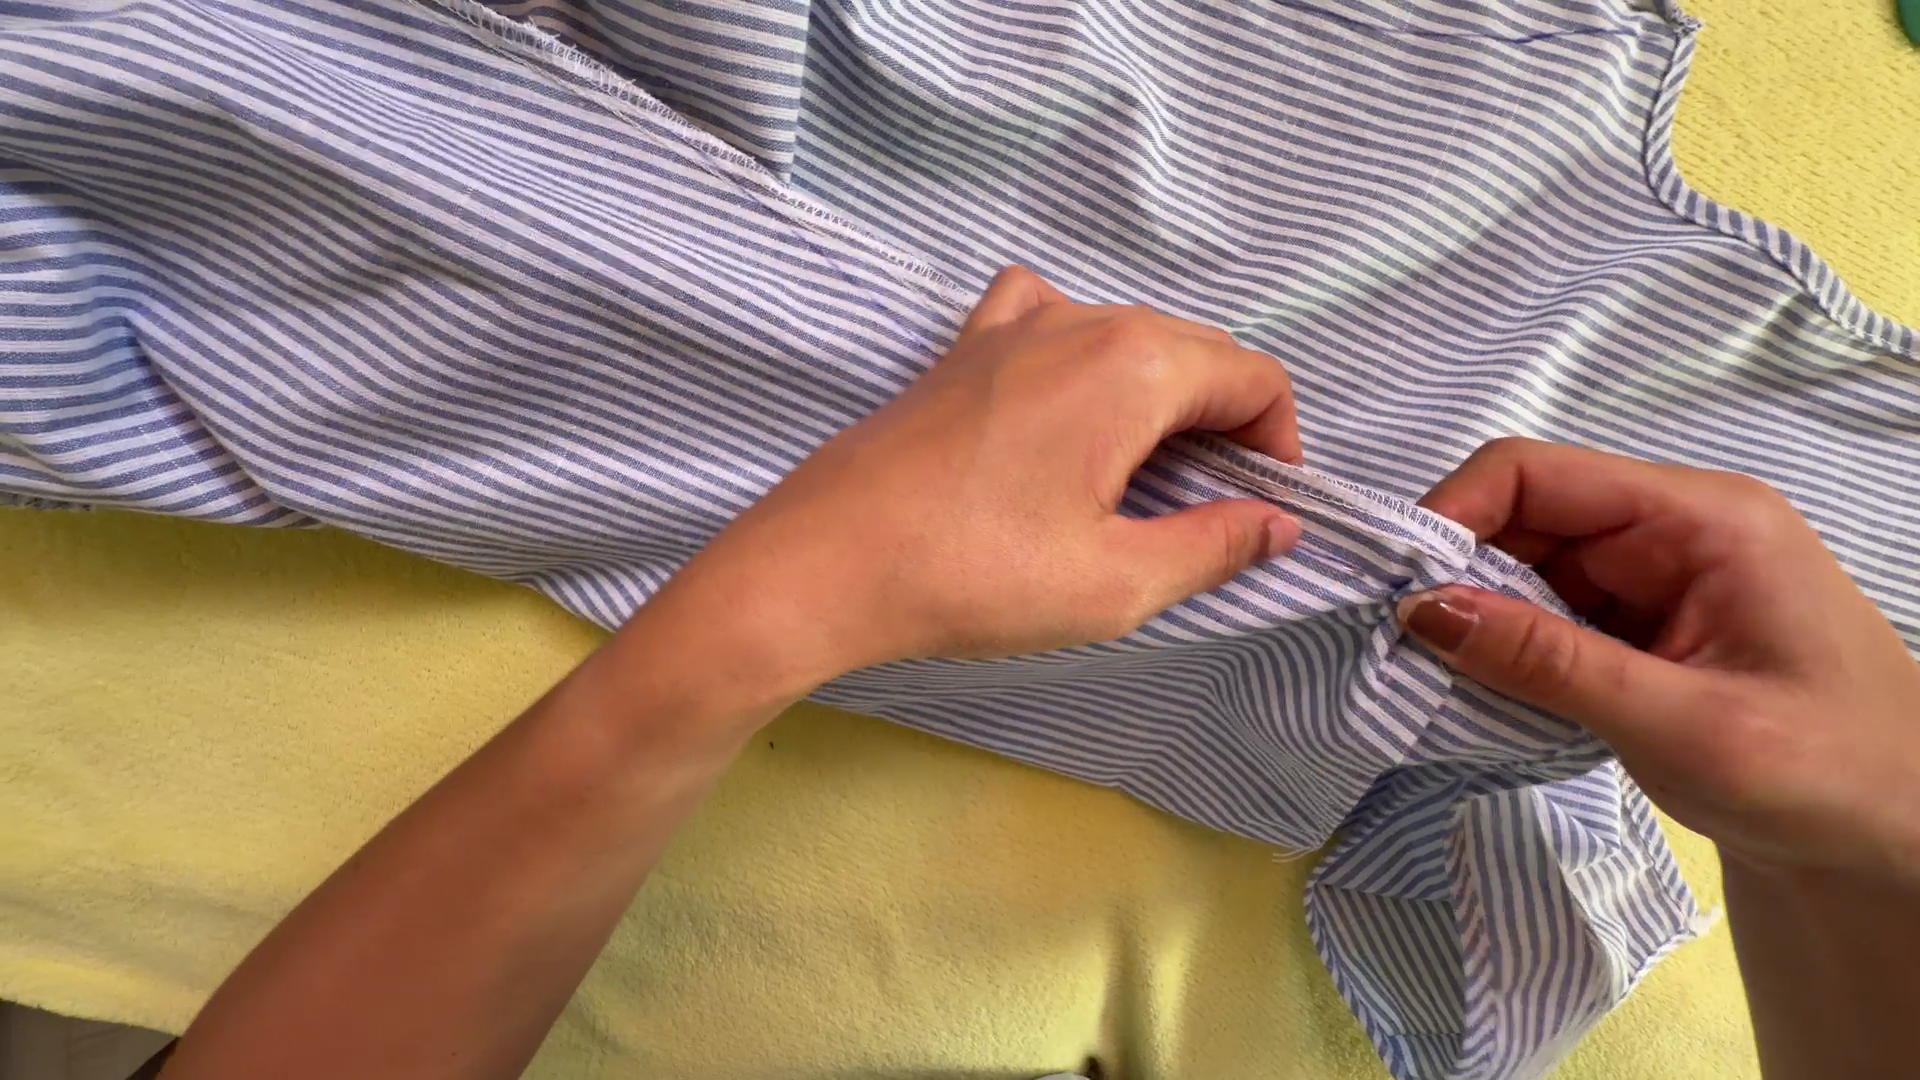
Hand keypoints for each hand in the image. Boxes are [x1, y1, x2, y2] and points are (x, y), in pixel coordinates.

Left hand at [638, 265, 1301, 699]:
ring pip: (1124, 338)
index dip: (1278, 441)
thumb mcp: (1115, 581)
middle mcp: (1076, 320)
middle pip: (1192, 353)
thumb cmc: (973, 576)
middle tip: (1211, 504)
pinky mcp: (961, 350)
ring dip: (1158, 395)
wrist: (826, 561)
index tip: (1264, 504)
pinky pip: (1045, 320)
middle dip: (1224, 423)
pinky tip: (1065, 402)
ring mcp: (1008, 326)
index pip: (1252, 376)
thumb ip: (1215, 545)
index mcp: (1131, 365)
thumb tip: (1277, 522)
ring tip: (1143, 468)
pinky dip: (1081, 356)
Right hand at [1394, 438, 1919, 887]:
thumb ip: (1544, 661)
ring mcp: (1635, 572)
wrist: (1896, 849)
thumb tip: (1414, 608)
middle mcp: (1658, 528)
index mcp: (1696, 518)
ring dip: (1464, 608)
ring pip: (1507, 562)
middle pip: (1510, 515)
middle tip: (1403, 635)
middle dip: (1448, 568)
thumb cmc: (1831, 779)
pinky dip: (1487, 637)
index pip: (1530, 474)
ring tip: (1433, 663)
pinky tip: (1474, 674)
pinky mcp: (1615, 615)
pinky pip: (1523, 604)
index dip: (1451, 512)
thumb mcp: (1685, 725)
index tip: (1399, 586)